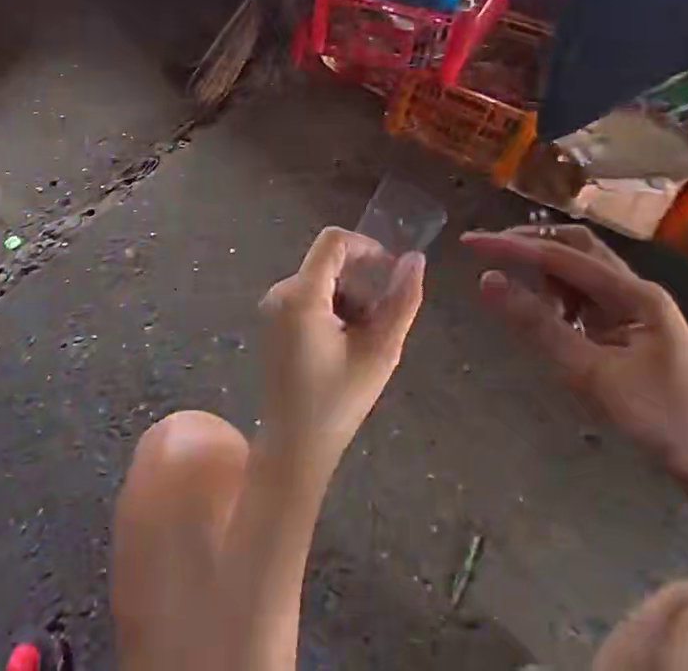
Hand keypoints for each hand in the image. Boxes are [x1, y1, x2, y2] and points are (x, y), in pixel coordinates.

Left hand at [257, 227, 424, 474]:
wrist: (295, 445)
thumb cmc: (339, 400)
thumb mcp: (380, 350)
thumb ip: (402, 300)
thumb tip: (415, 260)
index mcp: (301, 295)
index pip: (333, 241)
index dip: (367, 247)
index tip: (390, 271)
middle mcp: (280, 293)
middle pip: (330, 264)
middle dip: (362, 284)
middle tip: (380, 322)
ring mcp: (272, 308)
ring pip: (322, 282)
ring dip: (350, 300)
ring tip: (363, 341)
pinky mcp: (272, 322)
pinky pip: (309, 298)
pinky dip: (333, 310)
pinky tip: (344, 346)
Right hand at [462, 225, 687, 477]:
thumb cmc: (660, 420)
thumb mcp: (590, 374)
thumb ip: (537, 325)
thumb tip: (488, 281)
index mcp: (635, 294)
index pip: (561, 256)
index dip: (511, 246)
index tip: (469, 242)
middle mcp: (636, 291)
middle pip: (576, 248)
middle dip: (531, 246)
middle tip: (489, 254)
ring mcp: (635, 309)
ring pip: (580, 273)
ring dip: (546, 279)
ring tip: (525, 308)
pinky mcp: (630, 329)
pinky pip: (586, 299)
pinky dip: (559, 301)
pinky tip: (551, 323)